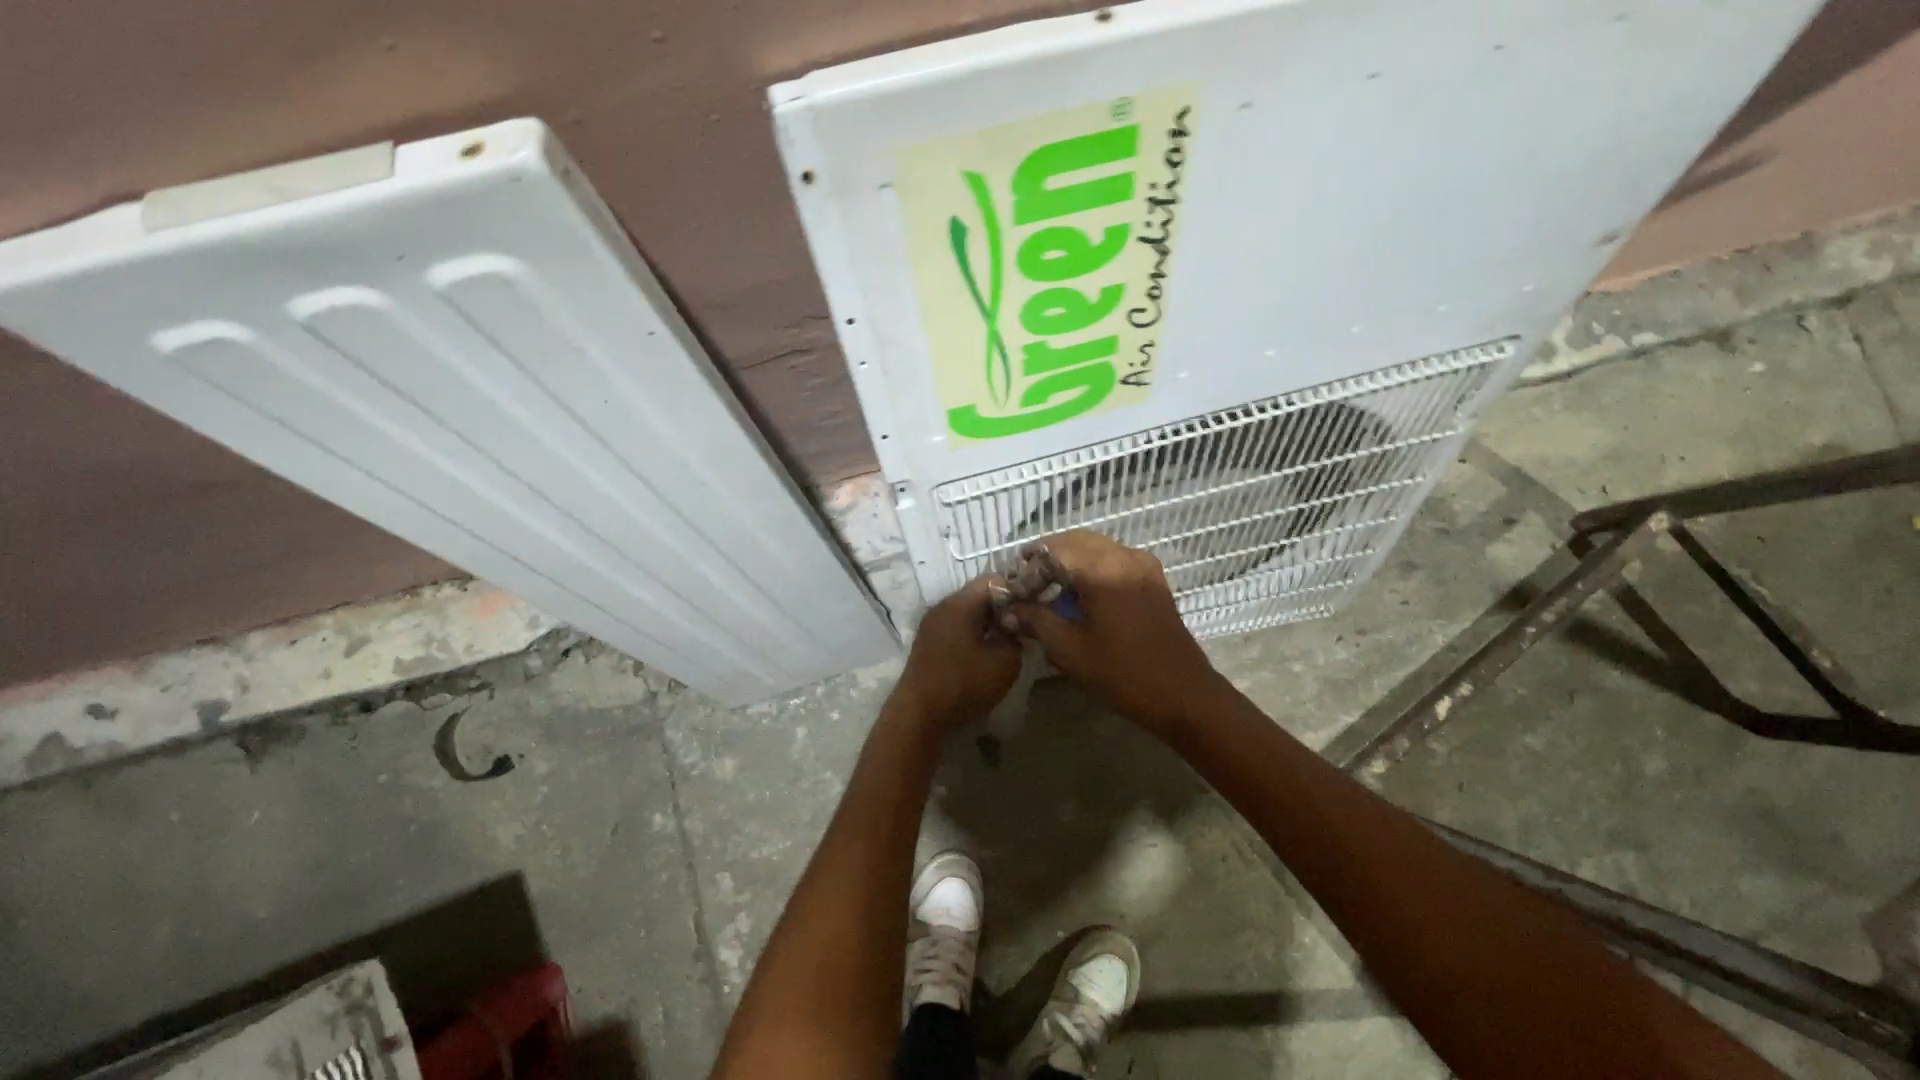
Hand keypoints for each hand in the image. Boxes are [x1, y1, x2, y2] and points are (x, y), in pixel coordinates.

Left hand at [895, 576, 1022, 726]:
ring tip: (1009, 642)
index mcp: (959, 603)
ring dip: (988, 624)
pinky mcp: (928, 644)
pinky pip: (956, 629)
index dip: (1017, 590)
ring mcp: (931, 626)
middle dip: (1003, 608)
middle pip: (978, 596)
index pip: (993, 580)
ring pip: (967, 614)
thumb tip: (1013, 628)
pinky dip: (973, 635)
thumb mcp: (1005, 661)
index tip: (1033, 607)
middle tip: (1024, 626)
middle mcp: (942, 607)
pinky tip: (986, 654)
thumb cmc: (964, 684)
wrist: (919, 716)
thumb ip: (1015, 637)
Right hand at [1005, 530, 1227, 733]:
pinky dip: (1090, 571)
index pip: (1052, 551)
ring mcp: (1143, 565)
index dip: (1027, 570)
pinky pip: (1113, 561)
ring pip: (1094, 549)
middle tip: (1025, 589)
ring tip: (1047, 596)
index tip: (1012, 595)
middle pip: (1074, 542)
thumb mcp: (1069, 649)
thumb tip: (1009, 609)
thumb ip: (1035, 620)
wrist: (1183, 695)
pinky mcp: (1153, 580)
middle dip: (1045, 561)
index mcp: (1103, 568)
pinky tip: (1078, 599)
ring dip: (1067, 564)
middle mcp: (1125, 555)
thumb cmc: (1122, 674)